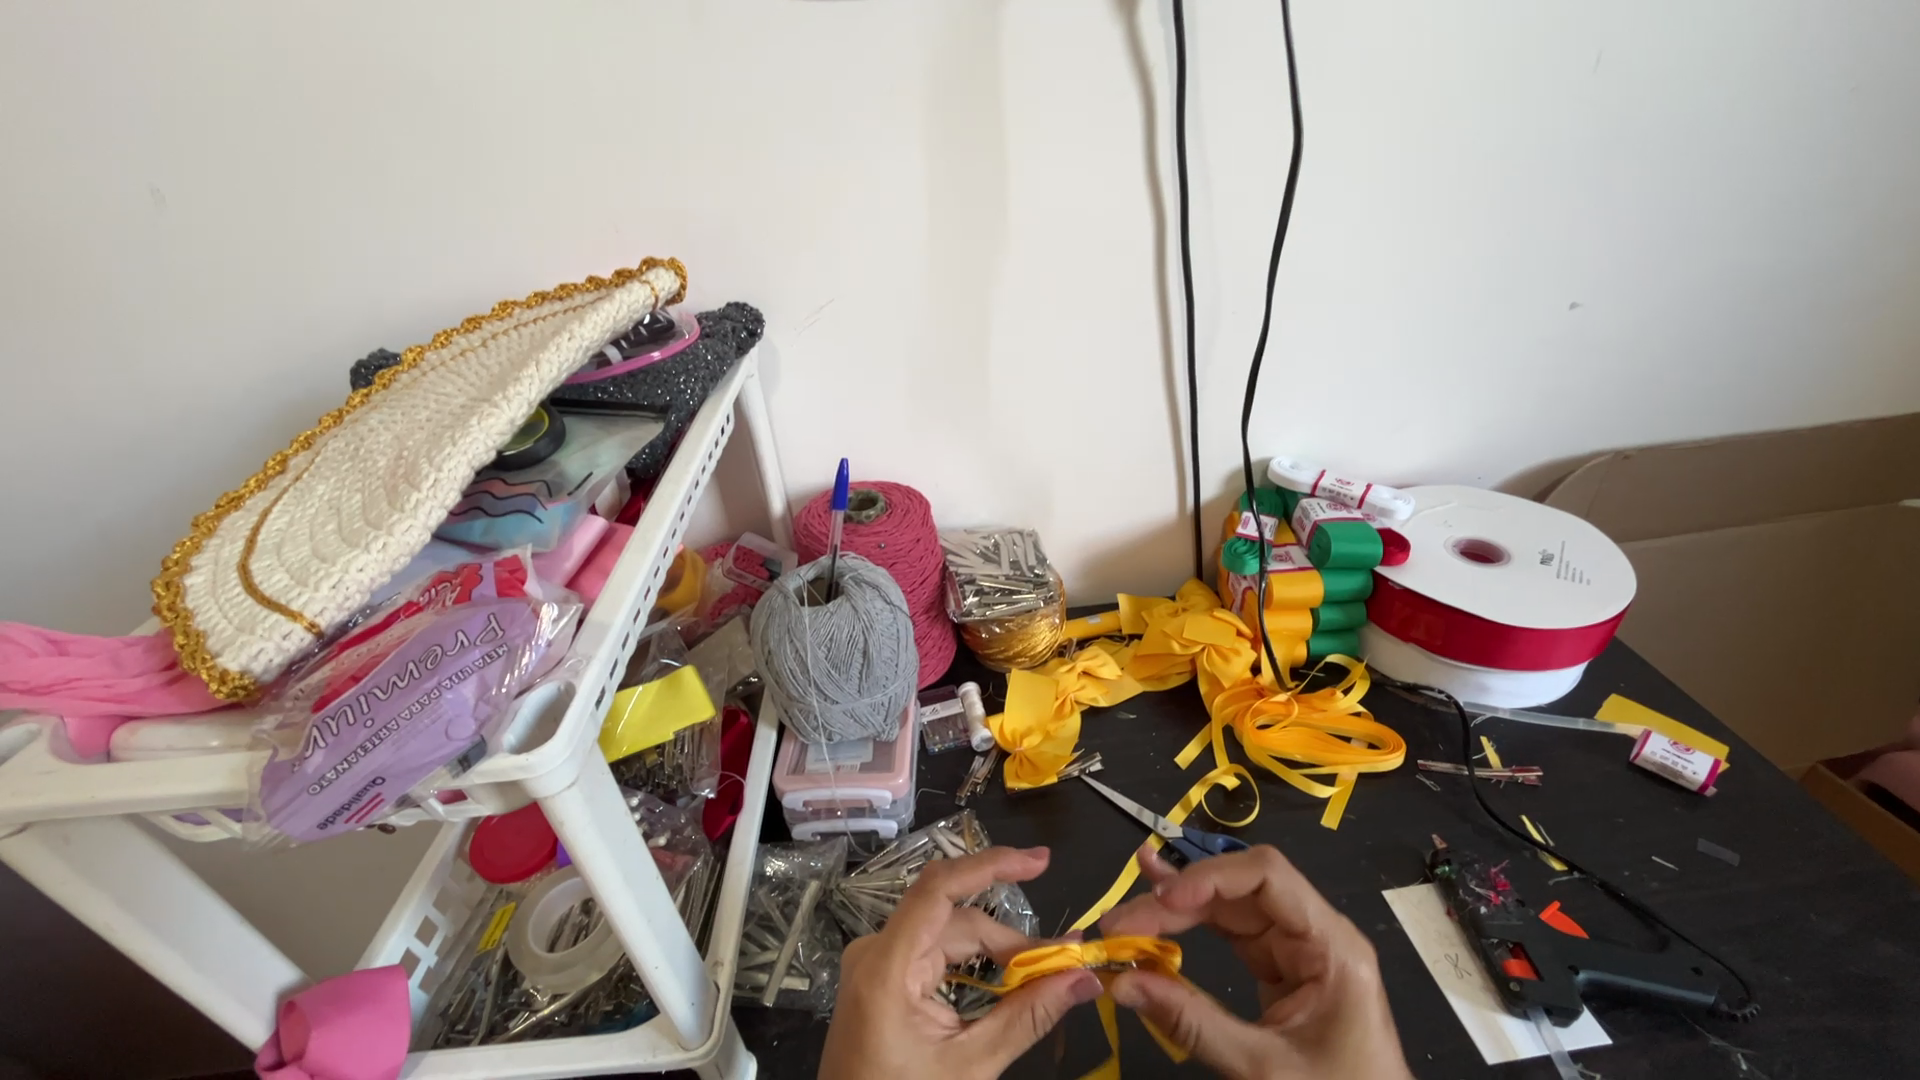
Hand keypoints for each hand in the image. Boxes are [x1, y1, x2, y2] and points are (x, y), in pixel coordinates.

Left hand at [820, 846, 1103, 1079]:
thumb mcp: (970, 1068)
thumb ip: (1028, 1017)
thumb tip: (1085, 979)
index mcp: (886, 967)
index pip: (939, 889)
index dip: (991, 865)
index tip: (1040, 861)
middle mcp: (876, 950)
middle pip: (954, 919)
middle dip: (1010, 938)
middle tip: (1065, 959)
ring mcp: (876, 961)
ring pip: (948, 934)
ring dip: (996, 951)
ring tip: (1042, 973)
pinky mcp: (883, 975)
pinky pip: (935, 951)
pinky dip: (973, 962)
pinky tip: (1006, 977)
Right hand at [1101, 845, 1411, 1079]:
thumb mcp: (1264, 1071)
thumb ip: (1191, 1022)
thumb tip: (1121, 983)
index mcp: (1331, 944)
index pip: (1266, 875)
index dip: (1209, 877)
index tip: (1160, 900)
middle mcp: (1312, 932)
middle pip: (1236, 891)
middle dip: (1175, 901)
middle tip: (1117, 925)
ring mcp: (1294, 948)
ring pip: (1224, 907)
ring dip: (1172, 910)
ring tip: (1122, 914)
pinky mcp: (1277, 967)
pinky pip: (1226, 934)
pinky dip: (1187, 928)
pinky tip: (1154, 913)